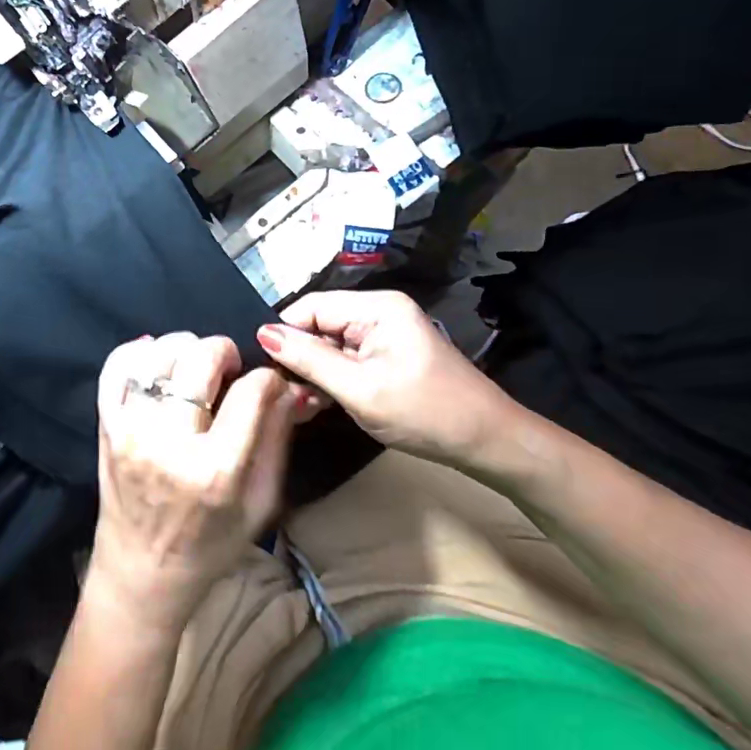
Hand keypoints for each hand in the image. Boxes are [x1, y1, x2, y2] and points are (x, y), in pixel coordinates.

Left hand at [87, 333, 300, 632]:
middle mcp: (169, 444)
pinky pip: (116, 367)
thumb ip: (277, 438)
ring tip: (194, 371)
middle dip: (224, 352)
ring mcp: (130, 431)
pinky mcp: (106, 427)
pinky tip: (158, 364)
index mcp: (216, 470)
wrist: (141, 573)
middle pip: (200, 359)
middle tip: (228, 372)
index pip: (250, 391)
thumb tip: (289, 385)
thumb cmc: (210, 544)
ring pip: (158, 354)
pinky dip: (138, 352)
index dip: (267, 377)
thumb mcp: (261, 503)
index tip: (268, 383)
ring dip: (184, 350)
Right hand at [256, 290, 521, 467]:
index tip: (265, 369)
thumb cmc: (425, 412)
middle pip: (319, 325)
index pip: (310, 307)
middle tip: (285, 395)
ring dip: (315, 373)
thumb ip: (310, 360)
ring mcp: (385, 334)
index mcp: (376, 307)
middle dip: (300, 358)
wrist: (487, 442)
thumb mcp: (360, 389)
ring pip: (330, 345)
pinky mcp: (388, 355)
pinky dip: (333, 380)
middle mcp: (379, 312)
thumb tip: (263, 334)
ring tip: (303, 404)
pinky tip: (322, 403)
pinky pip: (348, 359)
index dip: (284, 334)